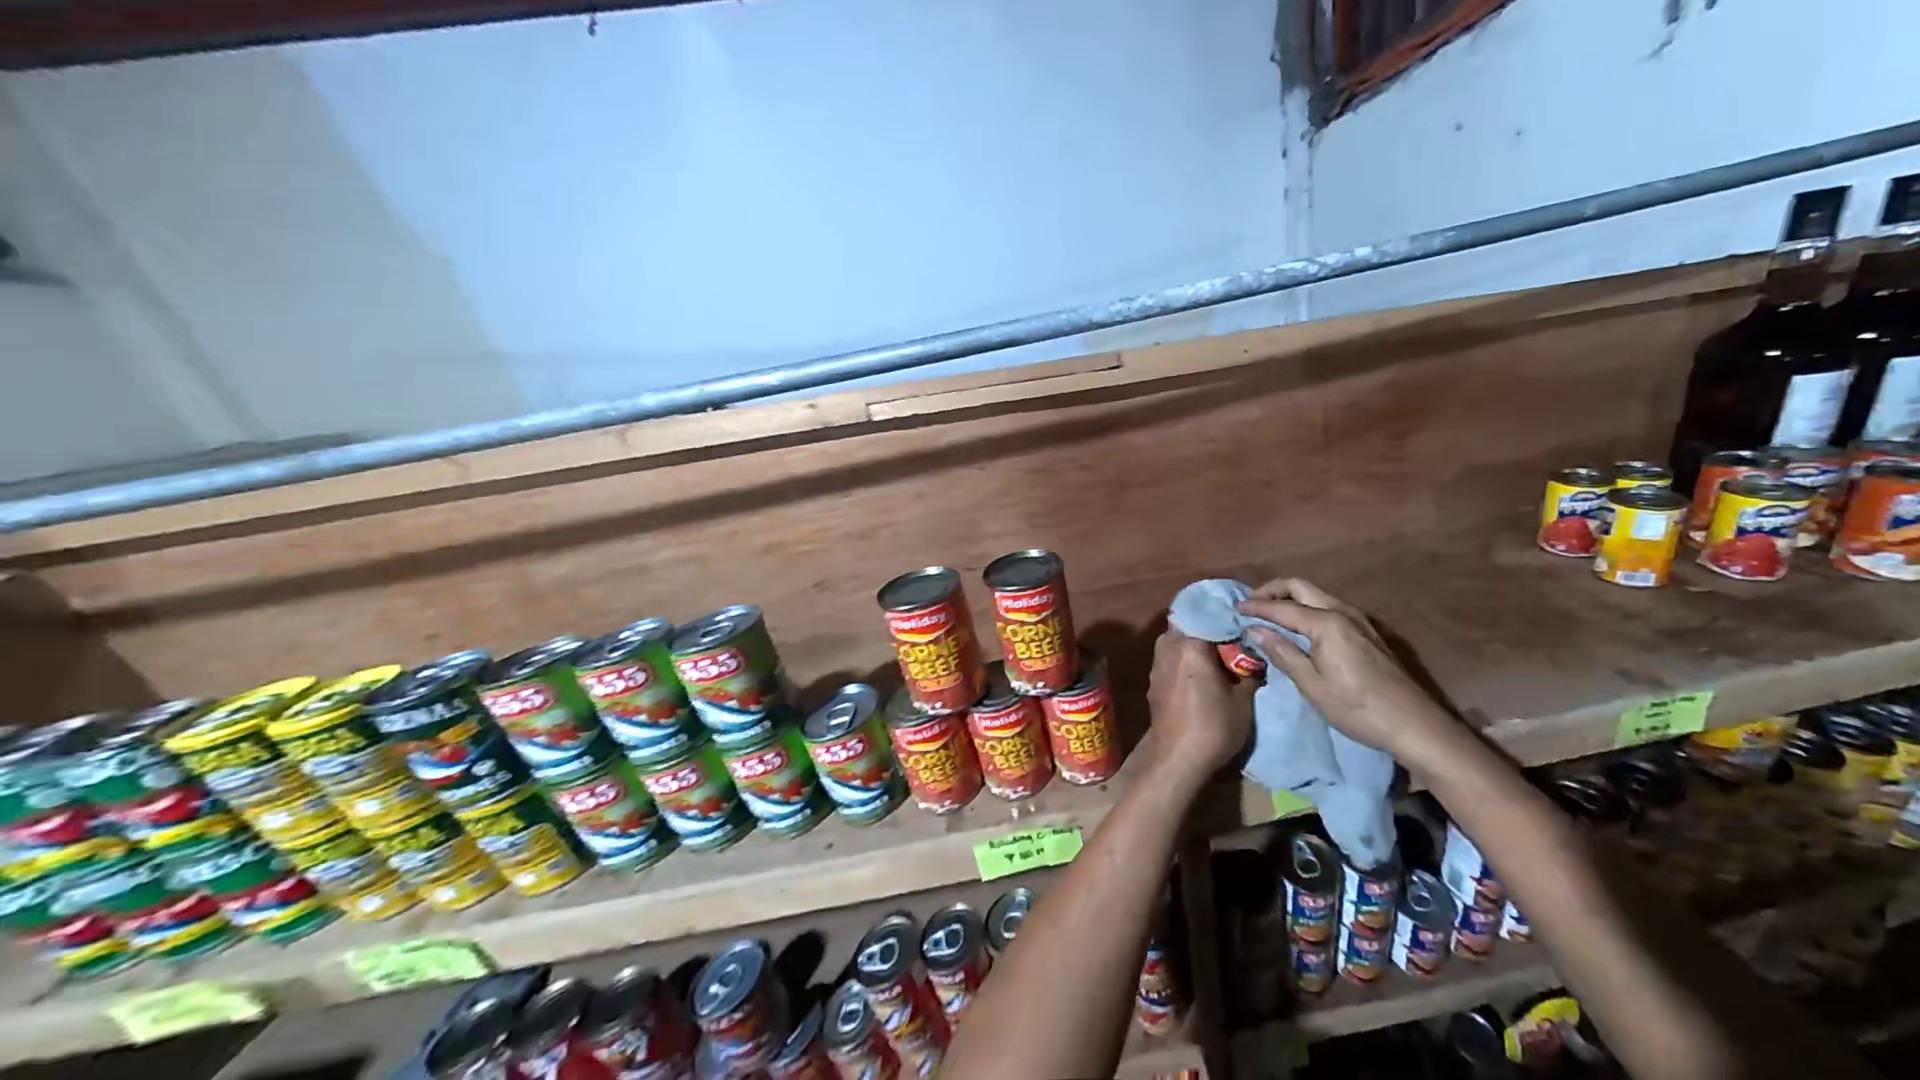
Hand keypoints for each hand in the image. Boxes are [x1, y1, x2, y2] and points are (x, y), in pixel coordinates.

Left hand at [1144, 630, 1251, 789]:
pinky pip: (1172, 658)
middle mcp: (1167, 647)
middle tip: (1234, 636)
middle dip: (1209, 627)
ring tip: (1222, 653)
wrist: (1178, 758)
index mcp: (1188, 644)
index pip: (1206, 614)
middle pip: (1188, 624)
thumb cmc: (1214, 726)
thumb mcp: (1243, 698)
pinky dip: (1187, 658)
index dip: (1225, 614)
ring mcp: (1156, 664)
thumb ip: (1248, 670)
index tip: (1243, 620)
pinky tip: (1204, 671)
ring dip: (1197, 643)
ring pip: (1177, 641)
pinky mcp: (1153, 680)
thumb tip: (1254, 656)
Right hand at [1236, 578, 1452, 759]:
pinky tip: (1299, 626)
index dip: (1256, 607)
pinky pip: (1329, 608)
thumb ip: (1283, 653)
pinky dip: (1307, 608)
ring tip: (1270, 614)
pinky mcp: (1368, 633)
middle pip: (1301, 587)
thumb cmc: (1357, 709)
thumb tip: (1256, 630)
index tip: (1235, 609)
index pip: (1282, 607)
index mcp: (1327, 624)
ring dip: (1291, 598)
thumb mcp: (1312, 685)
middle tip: (1251, 604)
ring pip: (1317, 595)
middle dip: (1272, 590)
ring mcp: (1360, 621)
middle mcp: (1343, 613)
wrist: (1415, 725)